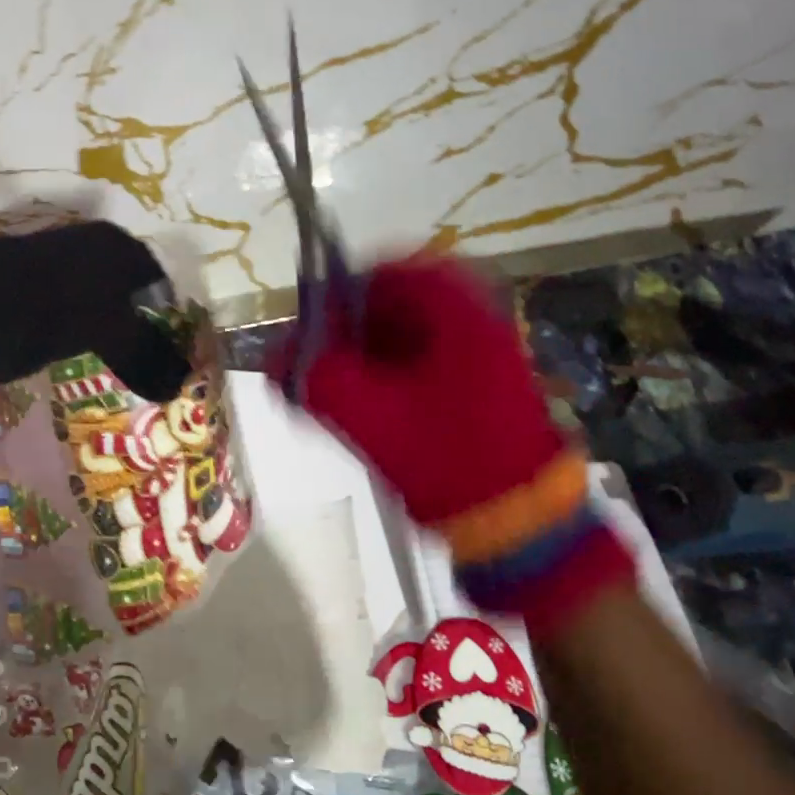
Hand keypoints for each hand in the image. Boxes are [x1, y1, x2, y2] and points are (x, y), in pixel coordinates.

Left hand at [0, 222, 188, 404]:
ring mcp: (32, 258)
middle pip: (109, 275)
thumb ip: (142, 356)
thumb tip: (176, 385)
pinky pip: (44, 299)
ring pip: (75, 286)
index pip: (144, 267)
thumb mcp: (105, 333)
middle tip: (132, 344)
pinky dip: (56, 320)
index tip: (160, 331)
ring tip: (97, 348)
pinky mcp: (0, 280)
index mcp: (102, 242)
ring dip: (88, 314)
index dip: (156, 301)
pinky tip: (54, 343)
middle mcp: (70, 240)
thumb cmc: (46, 317)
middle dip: (122, 308)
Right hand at [271, 256, 632, 630]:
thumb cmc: (446, 457)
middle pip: (388, 306)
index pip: (389, 271)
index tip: (305, 320)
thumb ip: (314, 377)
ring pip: (394, 341)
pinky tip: (339, 411)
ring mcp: (471, 362)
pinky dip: (368, 383)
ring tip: (311, 392)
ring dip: (348, 361)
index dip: (340, 289)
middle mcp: (468, 325)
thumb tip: (277, 357)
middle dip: (336, 332)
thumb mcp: (367, 415)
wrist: (517, 523)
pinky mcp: (464, 395)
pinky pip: (406, 371)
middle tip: (300, 362)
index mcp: (456, 315)